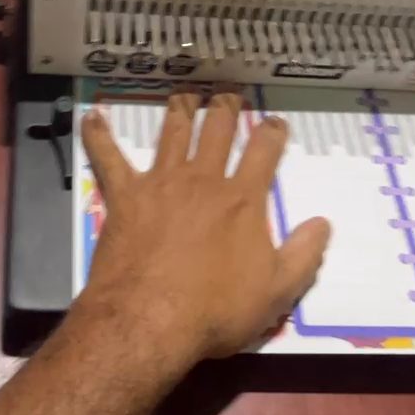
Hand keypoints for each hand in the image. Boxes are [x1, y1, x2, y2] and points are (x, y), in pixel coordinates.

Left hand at [75, 91, 332, 364]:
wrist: (151, 319)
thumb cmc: (216, 311)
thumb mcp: (277, 292)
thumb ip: (304, 254)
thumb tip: (323, 222)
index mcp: (241, 200)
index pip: (264, 151)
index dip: (272, 132)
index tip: (275, 123)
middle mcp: (203, 180)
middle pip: (217, 130)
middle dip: (225, 108)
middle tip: (228, 96)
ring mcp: (161, 183)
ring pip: (172, 132)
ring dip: (180, 109)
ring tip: (184, 95)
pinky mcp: (124, 195)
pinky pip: (108, 157)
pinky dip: (99, 136)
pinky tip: (92, 118)